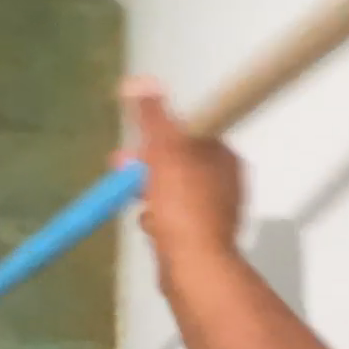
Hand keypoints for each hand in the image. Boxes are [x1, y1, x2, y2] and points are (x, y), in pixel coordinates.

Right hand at [121, 77, 243, 267]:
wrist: (194, 267)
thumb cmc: (181, 206)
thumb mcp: (163, 152)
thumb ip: (152, 117)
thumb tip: (139, 81)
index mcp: (224, 156)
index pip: (189, 133)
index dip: (157, 135)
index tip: (133, 142)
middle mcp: (226, 180)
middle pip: (180, 162)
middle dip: (148, 165)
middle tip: (122, 170)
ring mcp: (217, 211)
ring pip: (175, 191)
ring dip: (150, 194)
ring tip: (134, 202)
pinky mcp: (204, 237)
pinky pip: (175, 218)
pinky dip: (159, 219)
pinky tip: (149, 227)